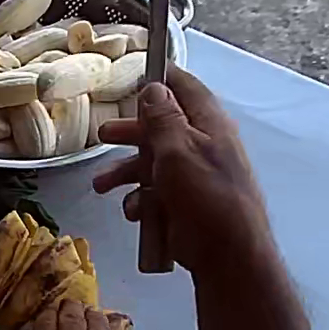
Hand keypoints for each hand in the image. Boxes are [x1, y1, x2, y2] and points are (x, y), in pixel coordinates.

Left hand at [0, 299, 113, 329]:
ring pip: (49, 316)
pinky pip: (30, 328)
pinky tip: (39, 327)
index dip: (97, 319)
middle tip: (76, 306)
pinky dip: (37, 323)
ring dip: (55, 311)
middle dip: (76, 308)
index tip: (95, 314)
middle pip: (73, 317)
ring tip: (58, 311)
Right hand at [92, 68, 274, 276]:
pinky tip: (133, 211)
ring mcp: (193, 175)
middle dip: (130, 133)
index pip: (185, 88)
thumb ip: (162, 118)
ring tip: (102, 184)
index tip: (134, 75)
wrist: (226, 254)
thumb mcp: (177, 150)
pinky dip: (140, 200)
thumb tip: (153, 87)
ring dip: (126, 172)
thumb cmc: (203, 195)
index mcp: (208, 124)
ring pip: (152, 164)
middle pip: (160, 128)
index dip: (161, 79)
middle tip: (103, 134)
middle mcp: (201, 145)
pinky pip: (155, 192)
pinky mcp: (184, 202)